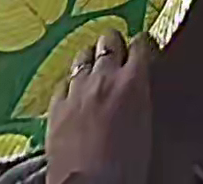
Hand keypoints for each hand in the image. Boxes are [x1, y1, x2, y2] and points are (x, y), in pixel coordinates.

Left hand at [46, 29, 155, 183]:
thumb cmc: (127, 162)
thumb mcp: (146, 118)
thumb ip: (141, 89)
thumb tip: (140, 79)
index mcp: (134, 78)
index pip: (140, 41)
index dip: (140, 43)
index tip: (141, 47)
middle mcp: (106, 76)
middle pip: (109, 41)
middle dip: (113, 44)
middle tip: (116, 52)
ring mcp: (78, 91)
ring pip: (83, 56)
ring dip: (90, 58)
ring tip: (93, 65)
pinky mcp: (56, 110)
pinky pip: (62, 84)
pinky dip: (69, 84)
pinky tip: (72, 91)